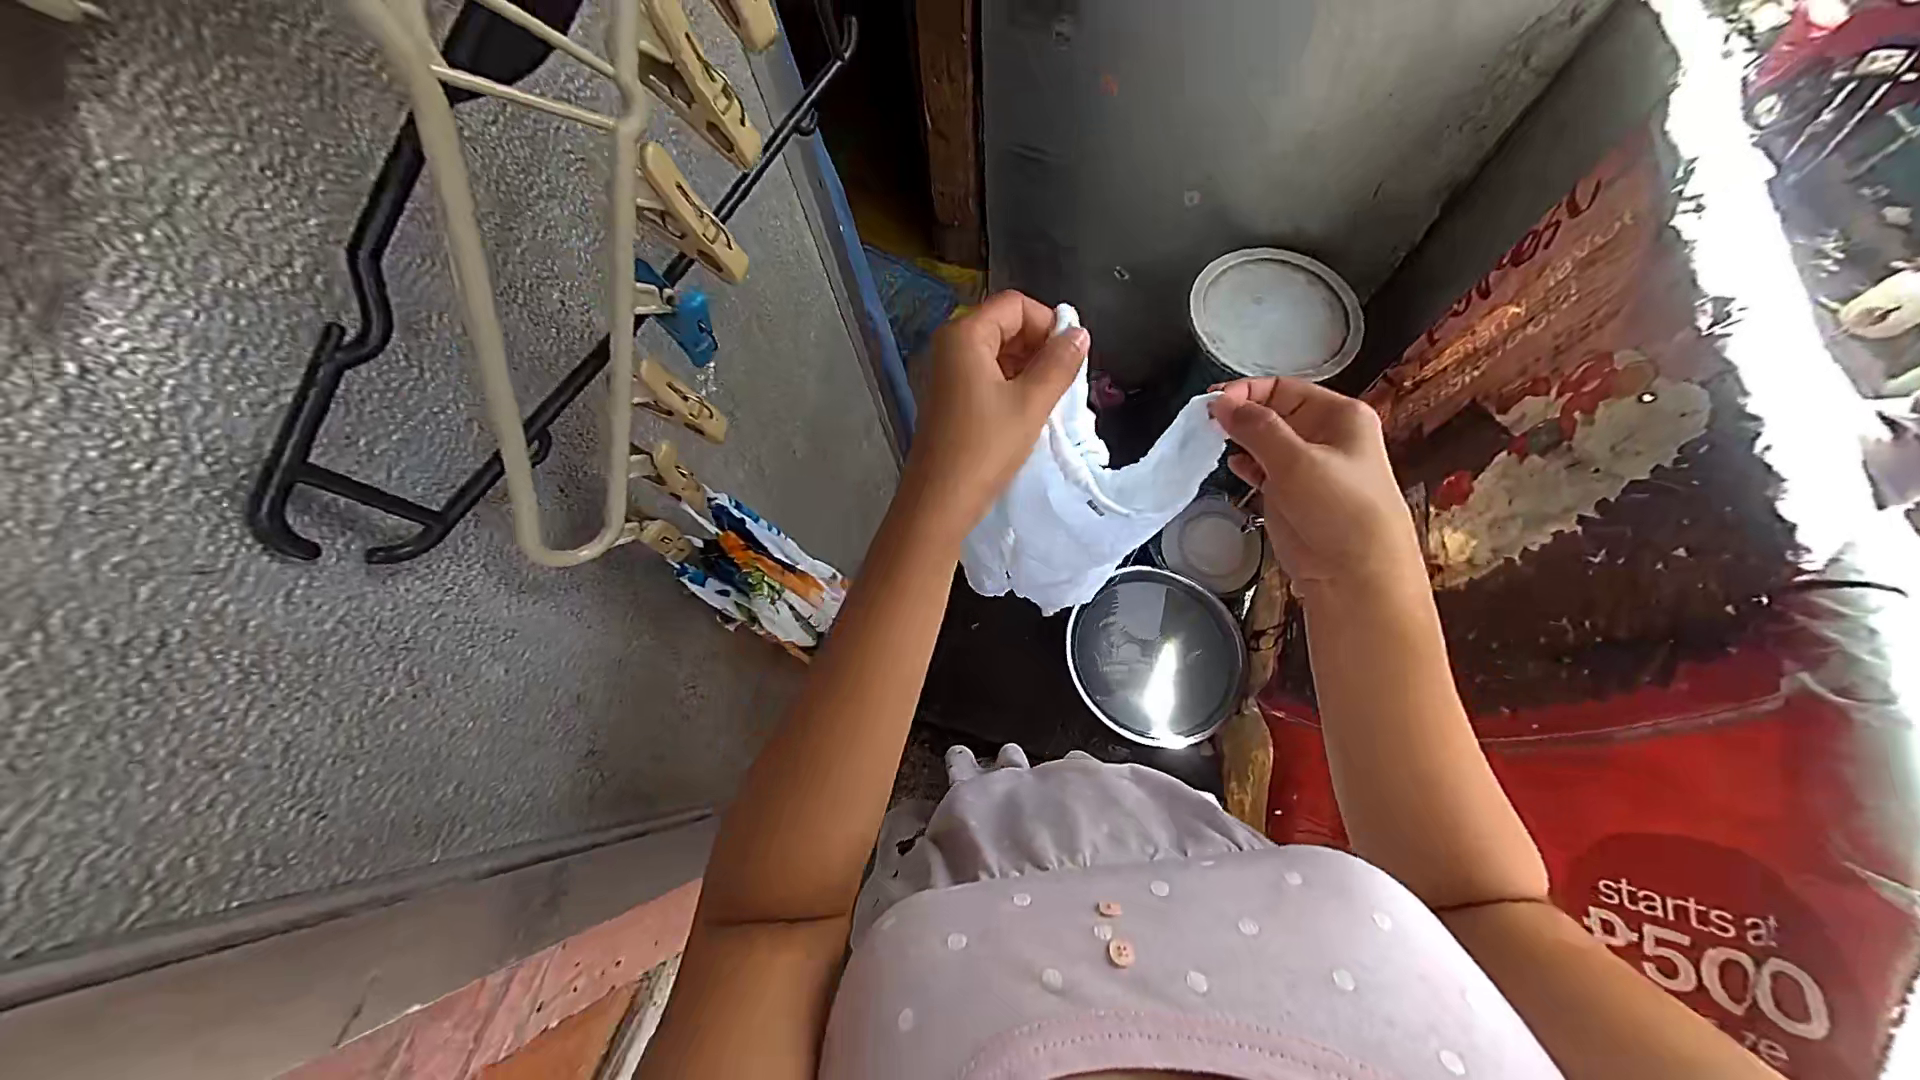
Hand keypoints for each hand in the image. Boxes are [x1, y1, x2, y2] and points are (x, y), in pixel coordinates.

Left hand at [902, 291, 1088, 537]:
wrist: (939, 503)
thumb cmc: (984, 449)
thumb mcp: (1031, 403)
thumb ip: (1059, 363)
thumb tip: (1079, 334)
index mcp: (964, 336)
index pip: (1015, 304)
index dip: (1049, 322)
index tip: (1071, 355)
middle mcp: (949, 347)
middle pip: (1005, 325)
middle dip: (1040, 346)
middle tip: (1064, 379)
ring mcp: (946, 375)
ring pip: (997, 354)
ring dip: (1028, 369)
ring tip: (1050, 399)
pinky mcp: (949, 401)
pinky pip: (986, 377)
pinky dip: (1011, 386)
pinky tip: (1028, 412)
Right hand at [1208, 377, 1426, 604]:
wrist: (1356, 573)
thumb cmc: (1339, 510)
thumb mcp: (1296, 460)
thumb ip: (1255, 428)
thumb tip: (1220, 402)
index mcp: (1338, 416)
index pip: (1284, 388)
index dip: (1247, 392)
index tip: (1212, 402)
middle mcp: (1323, 436)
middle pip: (1272, 412)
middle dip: (1239, 414)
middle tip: (1204, 422)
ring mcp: (1306, 467)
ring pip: (1264, 441)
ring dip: (1238, 439)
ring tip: (1210, 441)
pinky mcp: (1290, 494)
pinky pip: (1262, 469)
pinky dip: (1245, 465)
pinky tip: (1231, 464)